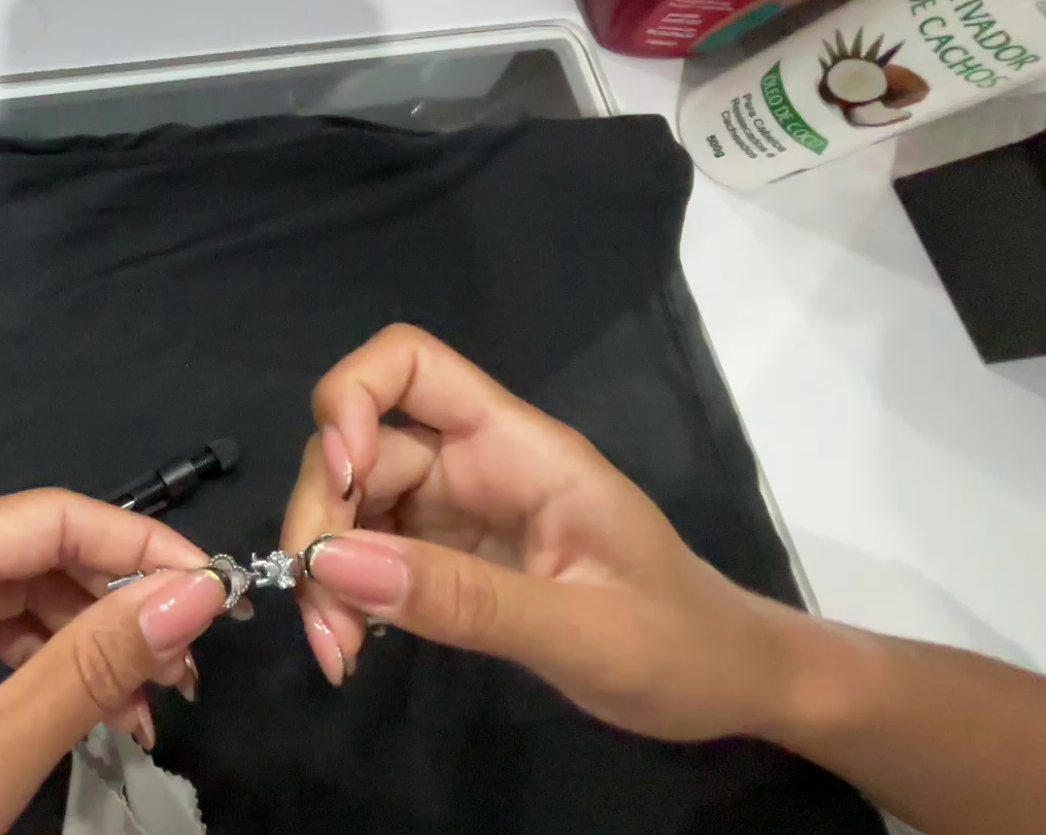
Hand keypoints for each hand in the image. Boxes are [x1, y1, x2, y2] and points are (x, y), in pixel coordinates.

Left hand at [0, 489, 231, 834]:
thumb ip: (93, 665)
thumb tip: (197, 592)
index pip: (50, 517)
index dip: (138, 544)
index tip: (214, 587)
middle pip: (37, 556)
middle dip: (116, 604)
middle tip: (188, 665)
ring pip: (20, 600)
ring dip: (89, 644)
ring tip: (149, 705)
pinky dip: (47, 670)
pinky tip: (91, 713)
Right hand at [280, 324, 801, 741]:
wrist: (724, 684)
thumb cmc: (683, 648)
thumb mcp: (587, 636)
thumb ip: (465, 600)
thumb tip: (332, 563)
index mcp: (514, 445)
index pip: (408, 362)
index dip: (353, 396)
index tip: (343, 477)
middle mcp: (465, 459)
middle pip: (353, 445)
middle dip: (320, 518)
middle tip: (323, 614)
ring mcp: (443, 502)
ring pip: (344, 498)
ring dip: (322, 566)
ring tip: (336, 646)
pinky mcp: (430, 546)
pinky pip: (359, 546)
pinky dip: (339, 590)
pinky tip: (349, 641)